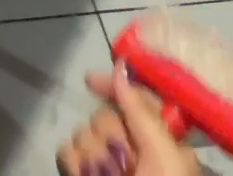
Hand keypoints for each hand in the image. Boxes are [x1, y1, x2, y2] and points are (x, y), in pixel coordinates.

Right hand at [56, 62, 198, 175]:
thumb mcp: (165, 160)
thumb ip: (142, 114)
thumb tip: (120, 67)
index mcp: (163, 142)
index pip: (135, 98)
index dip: (113, 85)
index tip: (89, 81)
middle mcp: (134, 149)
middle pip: (105, 115)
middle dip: (107, 133)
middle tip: (121, 158)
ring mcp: (108, 164)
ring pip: (83, 132)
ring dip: (91, 154)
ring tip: (103, 175)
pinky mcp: (84, 174)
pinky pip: (67, 151)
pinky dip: (73, 163)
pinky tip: (84, 175)